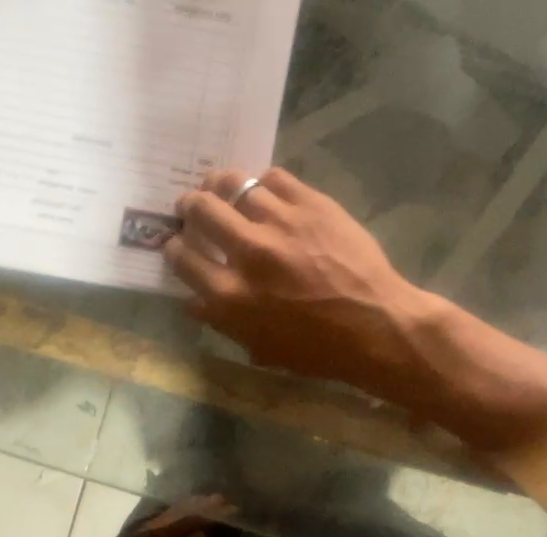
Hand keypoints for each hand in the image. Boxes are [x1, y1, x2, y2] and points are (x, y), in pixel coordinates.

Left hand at [42, 496, 226, 536]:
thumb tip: (205, 533)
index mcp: (157, 532)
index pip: (191, 517)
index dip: (211, 512)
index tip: (232, 506)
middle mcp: (151, 528)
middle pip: (181, 512)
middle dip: (202, 507)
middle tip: (224, 502)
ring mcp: (141, 535)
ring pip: (171, 518)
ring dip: (189, 512)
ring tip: (206, 509)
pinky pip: (161, 526)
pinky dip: (174, 522)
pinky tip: (177, 527)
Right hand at [166, 168, 442, 407]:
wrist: (373, 325)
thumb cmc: (315, 349)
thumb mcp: (260, 347)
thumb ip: (222, 322)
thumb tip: (193, 302)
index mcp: (230, 296)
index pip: (182, 258)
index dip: (173, 248)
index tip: (177, 244)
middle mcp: (248, 252)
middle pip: (201, 211)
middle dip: (189, 207)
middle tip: (191, 207)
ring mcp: (281, 222)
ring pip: (234, 184)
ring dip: (220, 186)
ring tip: (219, 188)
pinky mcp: (311, 203)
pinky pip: (273, 177)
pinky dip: (260, 182)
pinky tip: (261, 191)